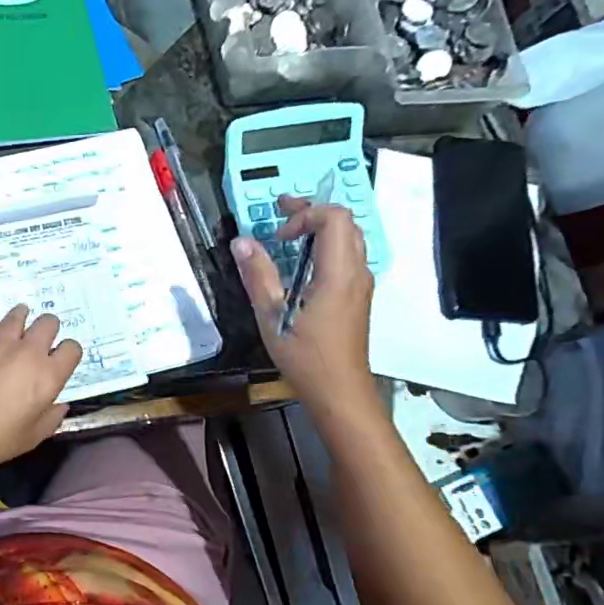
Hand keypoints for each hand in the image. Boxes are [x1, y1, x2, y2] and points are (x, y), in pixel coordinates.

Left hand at [0, 305, 82, 482]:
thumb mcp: (35, 436)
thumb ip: (52, 417)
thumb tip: (59, 405)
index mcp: (49, 375)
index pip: (72, 348)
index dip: (70, 354)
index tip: (62, 362)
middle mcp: (29, 353)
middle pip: (48, 322)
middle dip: (51, 330)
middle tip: (44, 342)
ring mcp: (1, 344)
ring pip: (19, 314)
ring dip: (24, 318)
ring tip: (22, 326)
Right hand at [232, 198, 378, 418]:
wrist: (340, 392)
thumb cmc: (306, 358)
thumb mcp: (273, 318)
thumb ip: (258, 277)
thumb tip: (241, 242)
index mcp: (338, 274)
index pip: (334, 218)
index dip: (305, 214)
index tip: (279, 236)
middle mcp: (357, 272)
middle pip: (345, 222)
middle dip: (312, 213)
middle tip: (280, 216)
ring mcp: (361, 285)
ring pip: (350, 238)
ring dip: (320, 229)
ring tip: (289, 236)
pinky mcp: (359, 297)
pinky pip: (348, 257)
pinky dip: (327, 247)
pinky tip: (303, 265)